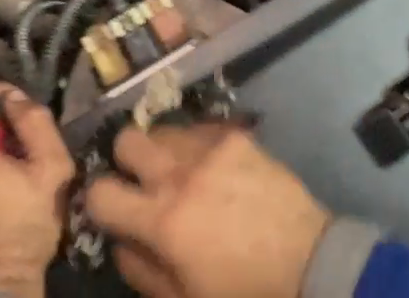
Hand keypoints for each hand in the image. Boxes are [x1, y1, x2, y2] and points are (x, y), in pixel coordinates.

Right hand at [83, 125, 331, 297]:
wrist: (310, 265)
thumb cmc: (243, 292)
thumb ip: (140, 270)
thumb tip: (118, 240)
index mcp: (162, 221)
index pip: (99, 191)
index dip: (98, 201)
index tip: (112, 209)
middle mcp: (180, 175)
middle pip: (126, 140)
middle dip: (126, 161)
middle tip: (143, 182)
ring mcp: (210, 149)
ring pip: (162, 128)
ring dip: (162, 150)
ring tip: (179, 172)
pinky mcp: (237, 136)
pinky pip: (198, 128)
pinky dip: (195, 144)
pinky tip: (211, 166)